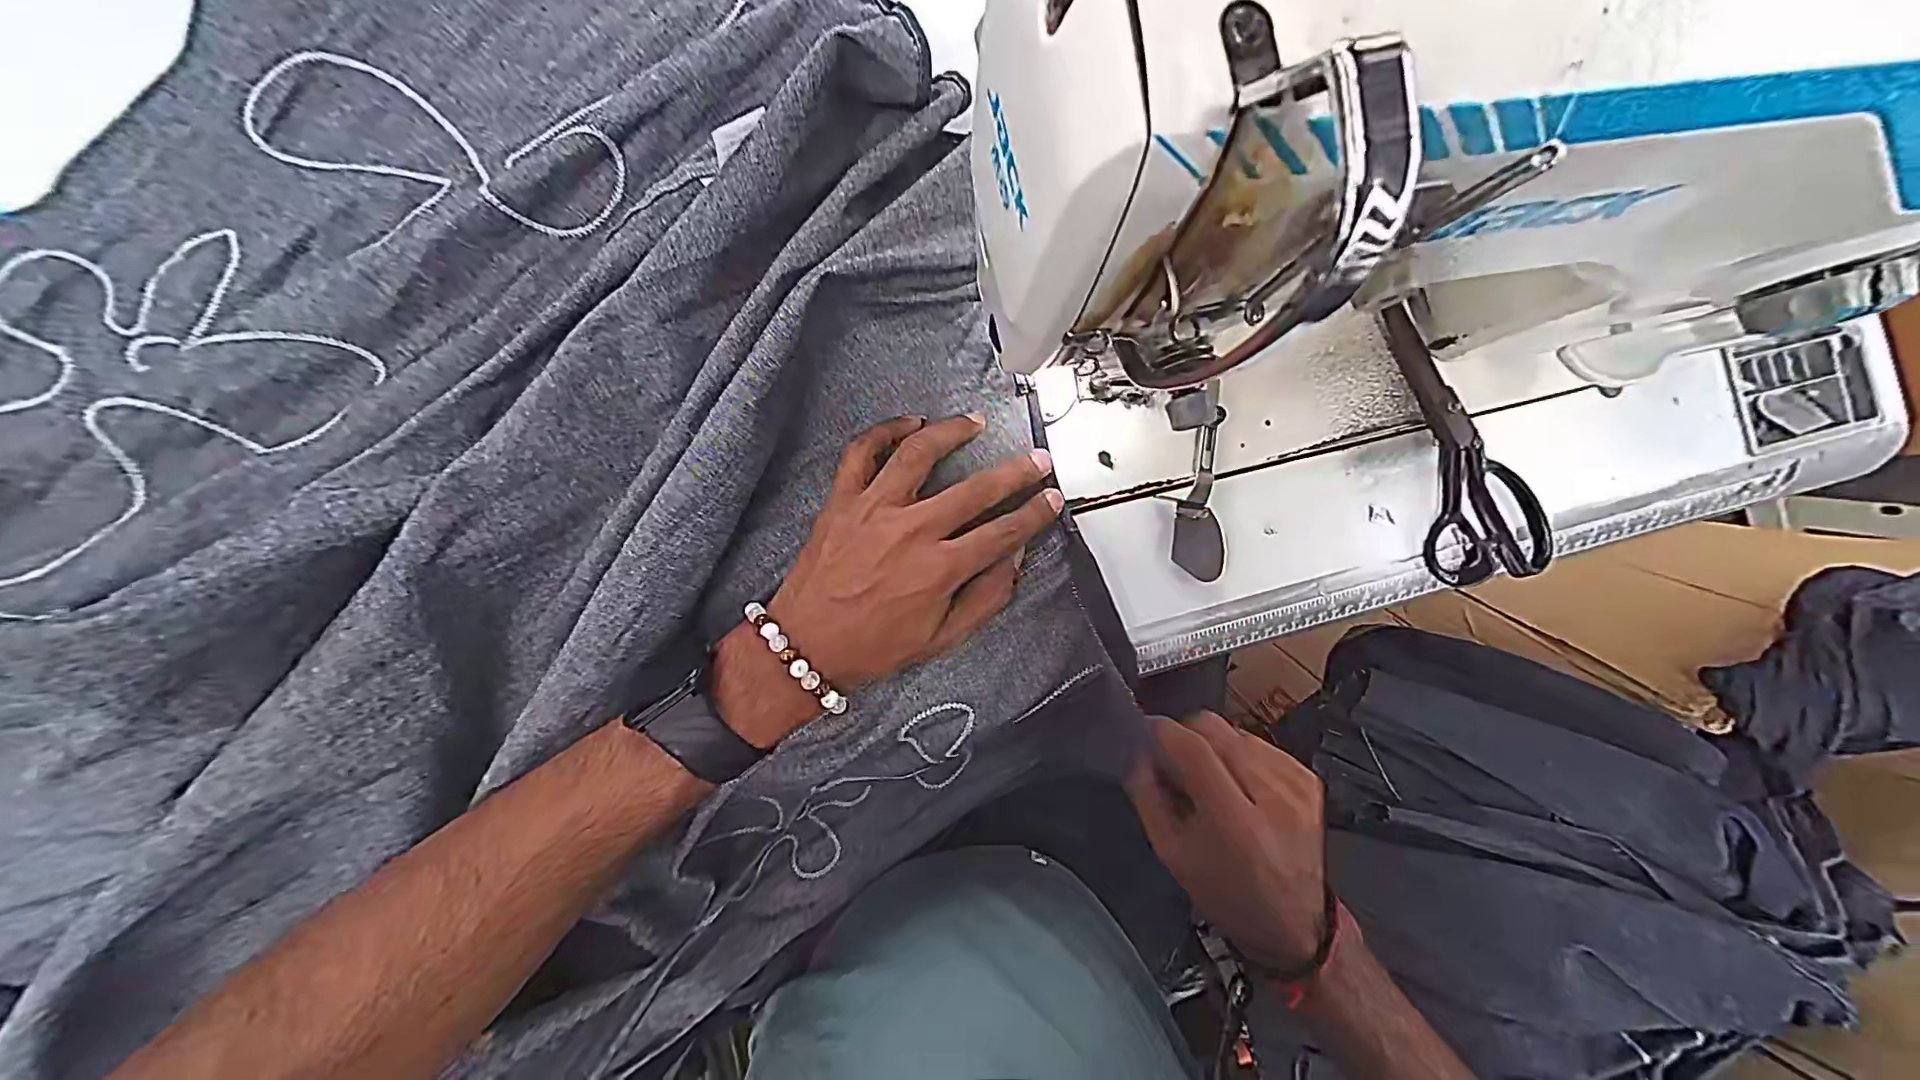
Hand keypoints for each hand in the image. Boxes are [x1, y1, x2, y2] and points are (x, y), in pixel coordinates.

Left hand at [768, 413, 1062, 687]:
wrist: (808, 645)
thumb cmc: (871, 645)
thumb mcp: (942, 637)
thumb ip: (986, 597)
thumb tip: (1013, 560)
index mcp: (938, 569)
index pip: (1003, 531)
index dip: (1034, 513)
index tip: (1049, 499)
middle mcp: (910, 532)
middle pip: (976, 489)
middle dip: (1015, 471)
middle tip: (1034, 460)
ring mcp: (873, 510)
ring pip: (920, 453)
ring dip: (953, 432)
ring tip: (973, 423)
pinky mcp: (843, 501)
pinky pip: (862, 452)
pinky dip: (885, 431)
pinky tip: (908, 423)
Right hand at [1126, 711, 1328, 968]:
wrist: (1293, 922)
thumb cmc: (1227, 893)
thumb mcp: (1170, 852)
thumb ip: (1146, 794)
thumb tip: (1135, 749)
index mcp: (1234, 820)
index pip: (1190, 745)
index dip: (1159, 731)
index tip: (1144, 733)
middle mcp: (1271, 795)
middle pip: (1211, 726)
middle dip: (1184, 737)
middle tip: (1176, 765)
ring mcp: (1294, 784)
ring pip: (1232, 730)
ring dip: (1213, 747)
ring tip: (1210, 782)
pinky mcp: (1308, 779)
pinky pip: (1257, 742)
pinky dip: (1239, 755)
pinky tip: (1238, 785)